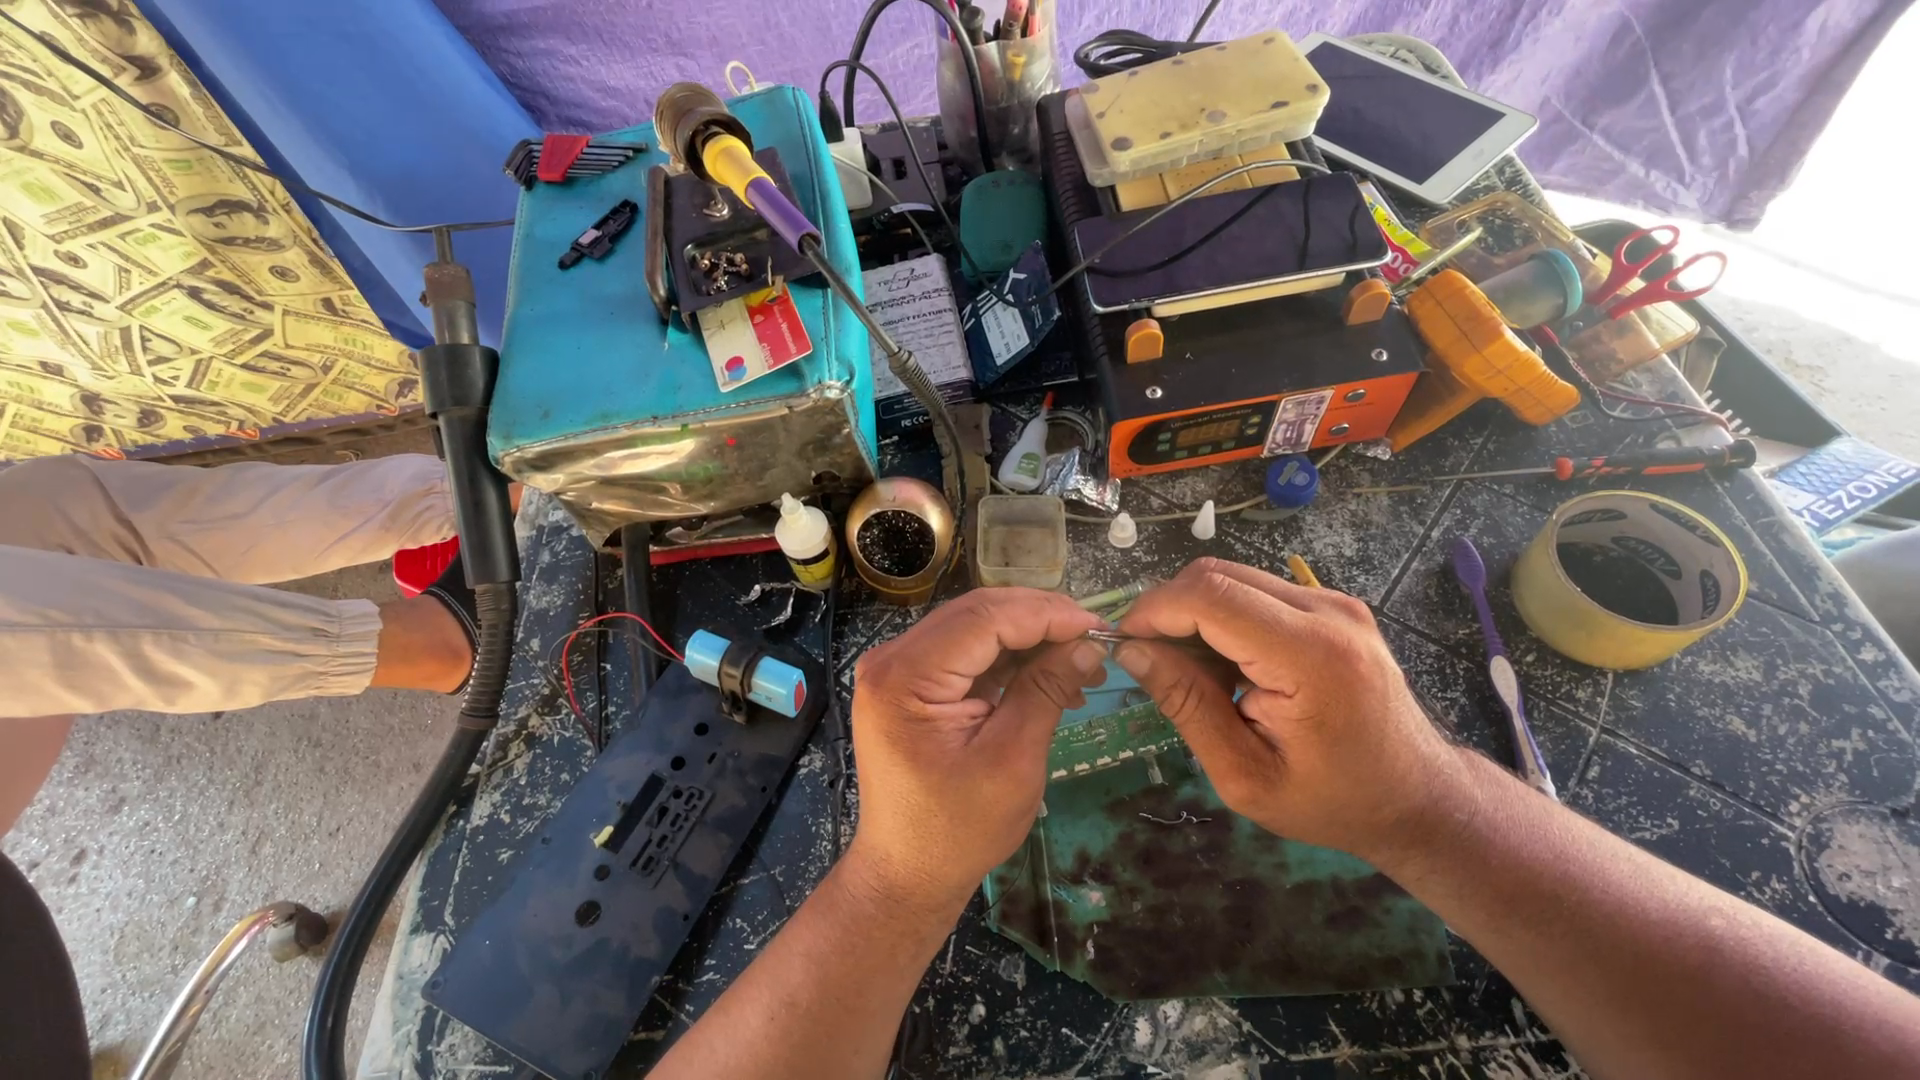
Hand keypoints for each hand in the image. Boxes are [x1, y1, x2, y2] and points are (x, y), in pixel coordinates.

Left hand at [848, 588, 1105, 907]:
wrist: (908, 872)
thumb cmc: (958, 829)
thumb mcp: (1013, 759)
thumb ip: (1046, 691)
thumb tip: (1088, 643)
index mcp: (905, 677)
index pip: (983, 618)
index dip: (1044, 614)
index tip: (1096, 625)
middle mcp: (891, 660)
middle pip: (976, 615)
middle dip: (1039, 621)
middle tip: (1093, 638)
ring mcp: (896, 670)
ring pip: (973, 629)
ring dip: (1027, 639)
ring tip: (1080, 663)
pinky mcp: (909, 684)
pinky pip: (964, 654)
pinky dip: (1007, 660)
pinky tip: (1048, 676)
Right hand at [1114, 558, 1460, 860]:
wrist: (1418, 798)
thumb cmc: (1333, 801)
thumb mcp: (1244, 775)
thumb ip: (1187, 706)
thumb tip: (1133, 652)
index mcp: (1310, 656)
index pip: (1210, 596)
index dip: (1154, 610)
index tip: (1124, 645)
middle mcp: (1327, 611)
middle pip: (1217, 576)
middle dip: (1167, 609)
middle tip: (1148, 660)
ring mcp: (1334, 602)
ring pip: (1232, 577)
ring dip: (1193, 613)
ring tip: (1187, 670)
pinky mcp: (1332, 606)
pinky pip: (1256, 591)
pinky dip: (1222, 617)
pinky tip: (1223, 664)